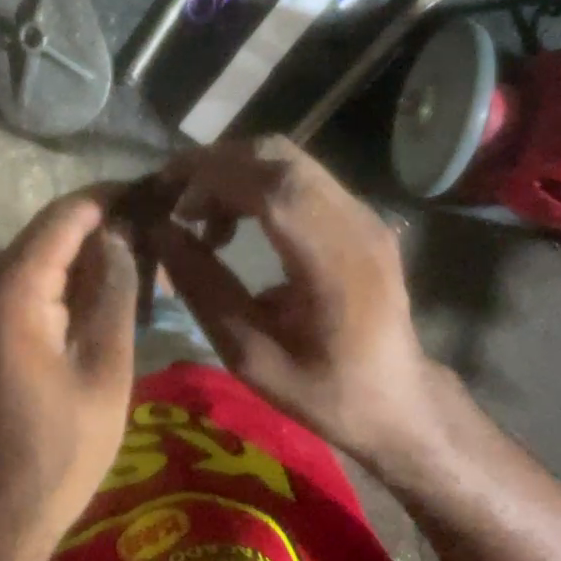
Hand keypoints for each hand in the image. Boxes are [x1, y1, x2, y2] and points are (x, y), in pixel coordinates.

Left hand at [0, 188, 138, 560]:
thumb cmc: (59, 448)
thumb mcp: (106, 368)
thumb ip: (116, 289)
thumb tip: (122, 232)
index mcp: (9, 290)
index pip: (63, 216)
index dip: (108, 199)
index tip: (150, 193)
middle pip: (45, 234)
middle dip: (98, 233)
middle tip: (153, 240)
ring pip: (30, 256)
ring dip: (77, 259)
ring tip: (134, 270)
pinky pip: (14, 280)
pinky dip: (51, 282)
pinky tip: (90, 297)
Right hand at [152, 135, 436, 455]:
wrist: (400, 403)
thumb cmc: (324, 391)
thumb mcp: (251, 357)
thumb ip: (204, 289)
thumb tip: (159, 232)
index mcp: (335, 264)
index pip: (273, 188)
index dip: (212, 176)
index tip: (164, 190)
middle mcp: (355, 224)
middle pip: (277, 158)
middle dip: (214, 165)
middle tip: (172, 198)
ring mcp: (362, 214)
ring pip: (285, 158)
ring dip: (232, 171)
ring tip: (198, 214)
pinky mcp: (358, 214)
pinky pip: (297, 175)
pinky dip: (252, 181)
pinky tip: (232, 219)